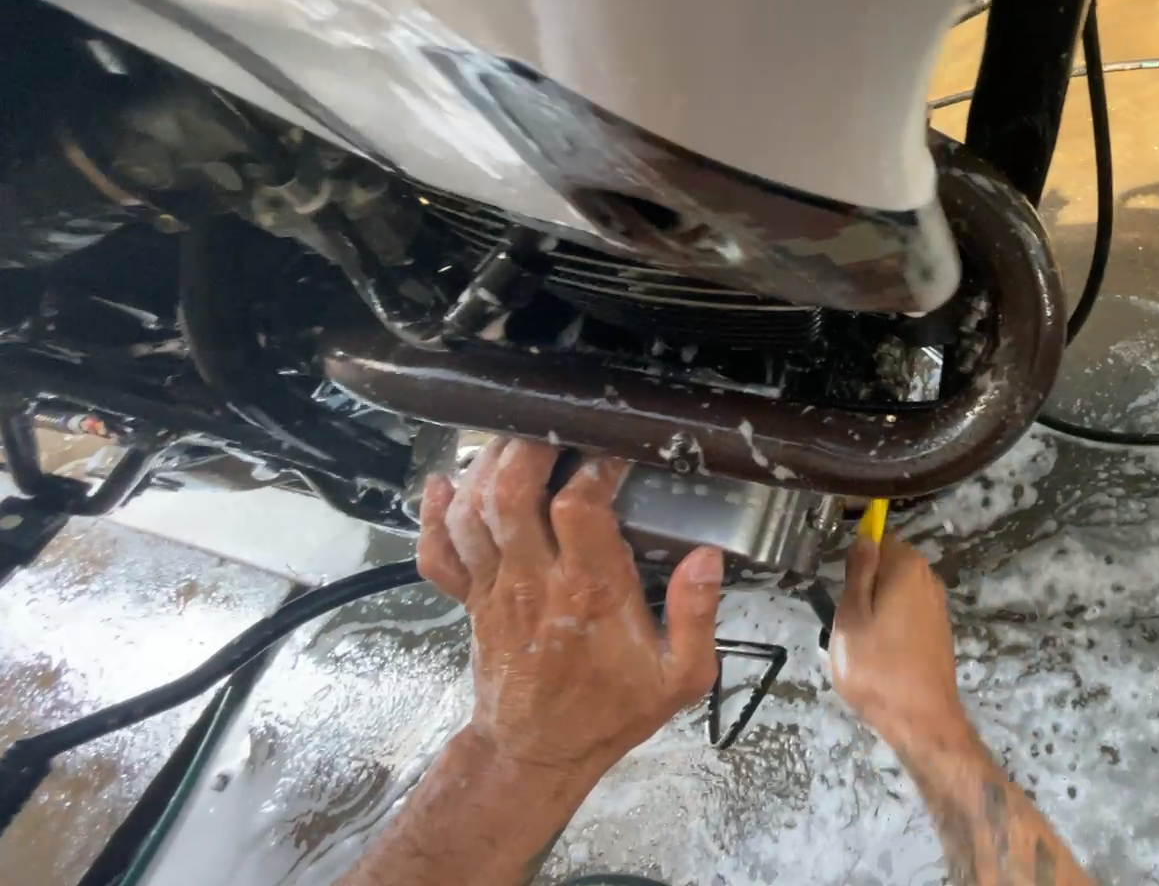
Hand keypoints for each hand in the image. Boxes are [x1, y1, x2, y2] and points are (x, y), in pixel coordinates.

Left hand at [416, 437, 723, 778]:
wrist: (536, 755)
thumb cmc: (613, 709)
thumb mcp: (681, 677)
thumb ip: (698, 615)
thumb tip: (708, 556)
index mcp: (589, 591)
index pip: (578, 508)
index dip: (595, 467)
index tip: (618, 449)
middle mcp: (534, 581)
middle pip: (511, 496)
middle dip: (529, 447)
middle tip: (555, 420)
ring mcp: (495, 590)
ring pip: (473, 513)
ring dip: (488, 466)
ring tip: (517, 434)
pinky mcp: (472, 601)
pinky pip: (439, 552)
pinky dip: (434, 514)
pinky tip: (446, 483)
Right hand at [829, 537, 967, 749]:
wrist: (922, 719)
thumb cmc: (877, 667)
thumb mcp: (851, 617)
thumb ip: (858, 572)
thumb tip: (865, 537)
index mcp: (907, 566)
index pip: (878, 541)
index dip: (856, 564)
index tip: (844, 594)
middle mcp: (928, 577)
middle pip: (888, 567)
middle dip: (866, 589)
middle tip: (850, 624)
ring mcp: (937, 604)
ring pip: (896, 593)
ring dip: (877, 610)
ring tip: (864, 645)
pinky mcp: (939, 629)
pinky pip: (908, 614)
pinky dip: (892, 627)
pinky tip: (883, 656)